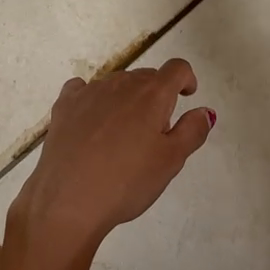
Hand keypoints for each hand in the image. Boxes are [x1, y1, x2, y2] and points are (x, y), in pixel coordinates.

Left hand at [8, 59, 214, 251]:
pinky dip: (94, 100)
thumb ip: (192, 131)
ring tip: (122, 138)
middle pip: (146, 78)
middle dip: (156, 97)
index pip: (177, 69)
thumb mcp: (170, 162)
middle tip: (154, 135)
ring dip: (126, 100)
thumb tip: (205, 111)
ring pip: (117, 85)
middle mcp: (121, 83)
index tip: (186, 97)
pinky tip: (91, 123)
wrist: (68, 201)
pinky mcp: (65, 105)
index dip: (186, 79)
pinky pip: (84, 90)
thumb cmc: (126, 182)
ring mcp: (90, 91)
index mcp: (152, 94)